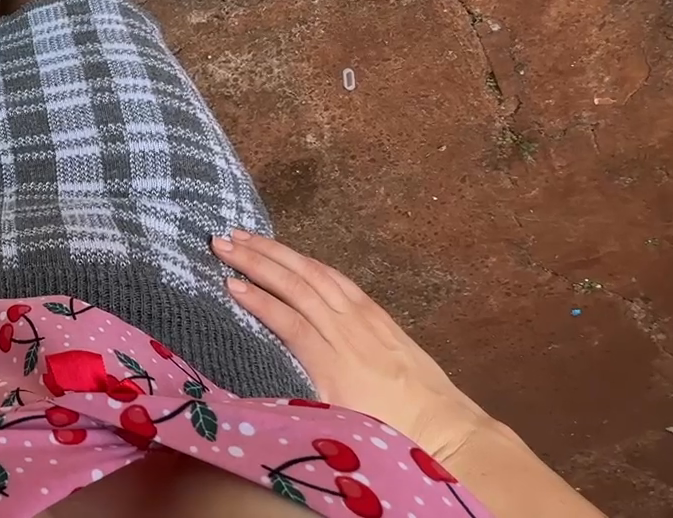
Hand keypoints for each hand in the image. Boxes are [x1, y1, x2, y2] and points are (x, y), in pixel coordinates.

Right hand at [214, 230, 490, 460]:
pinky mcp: (379, 315)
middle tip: (220, 242)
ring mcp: (366, 320)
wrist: (452, 437)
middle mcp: (349, 334)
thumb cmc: (390, 437)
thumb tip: (259, 381)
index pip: (288, 321)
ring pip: (315, 275)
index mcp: (336, 366)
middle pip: (296, 288)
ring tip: (243, 235)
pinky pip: (339, 280)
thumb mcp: (342, 425)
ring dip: (276, 252)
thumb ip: (303, 396)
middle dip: (255, 261)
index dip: (257, 301)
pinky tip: (289, 252)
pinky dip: (309, 262)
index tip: (226, 282)